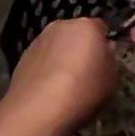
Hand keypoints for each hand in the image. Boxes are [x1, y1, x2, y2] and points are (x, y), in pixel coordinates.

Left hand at [4, 18, 116, 135]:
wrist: (37, 110)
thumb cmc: (82, 90)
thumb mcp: (111, 77)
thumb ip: (110, 58)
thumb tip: (103, 49)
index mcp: (87, 26)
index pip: (101, 27)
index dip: (103, 43)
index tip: (103, 61)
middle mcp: (62, 26)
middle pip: (77, 33)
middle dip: (81, 46)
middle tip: (85, 70)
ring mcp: (40, 39)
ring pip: (58, 44)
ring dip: (63, 55)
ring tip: (64, 81)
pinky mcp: (23, 55)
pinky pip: (43, 56)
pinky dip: (47, 66)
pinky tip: (48, 86)